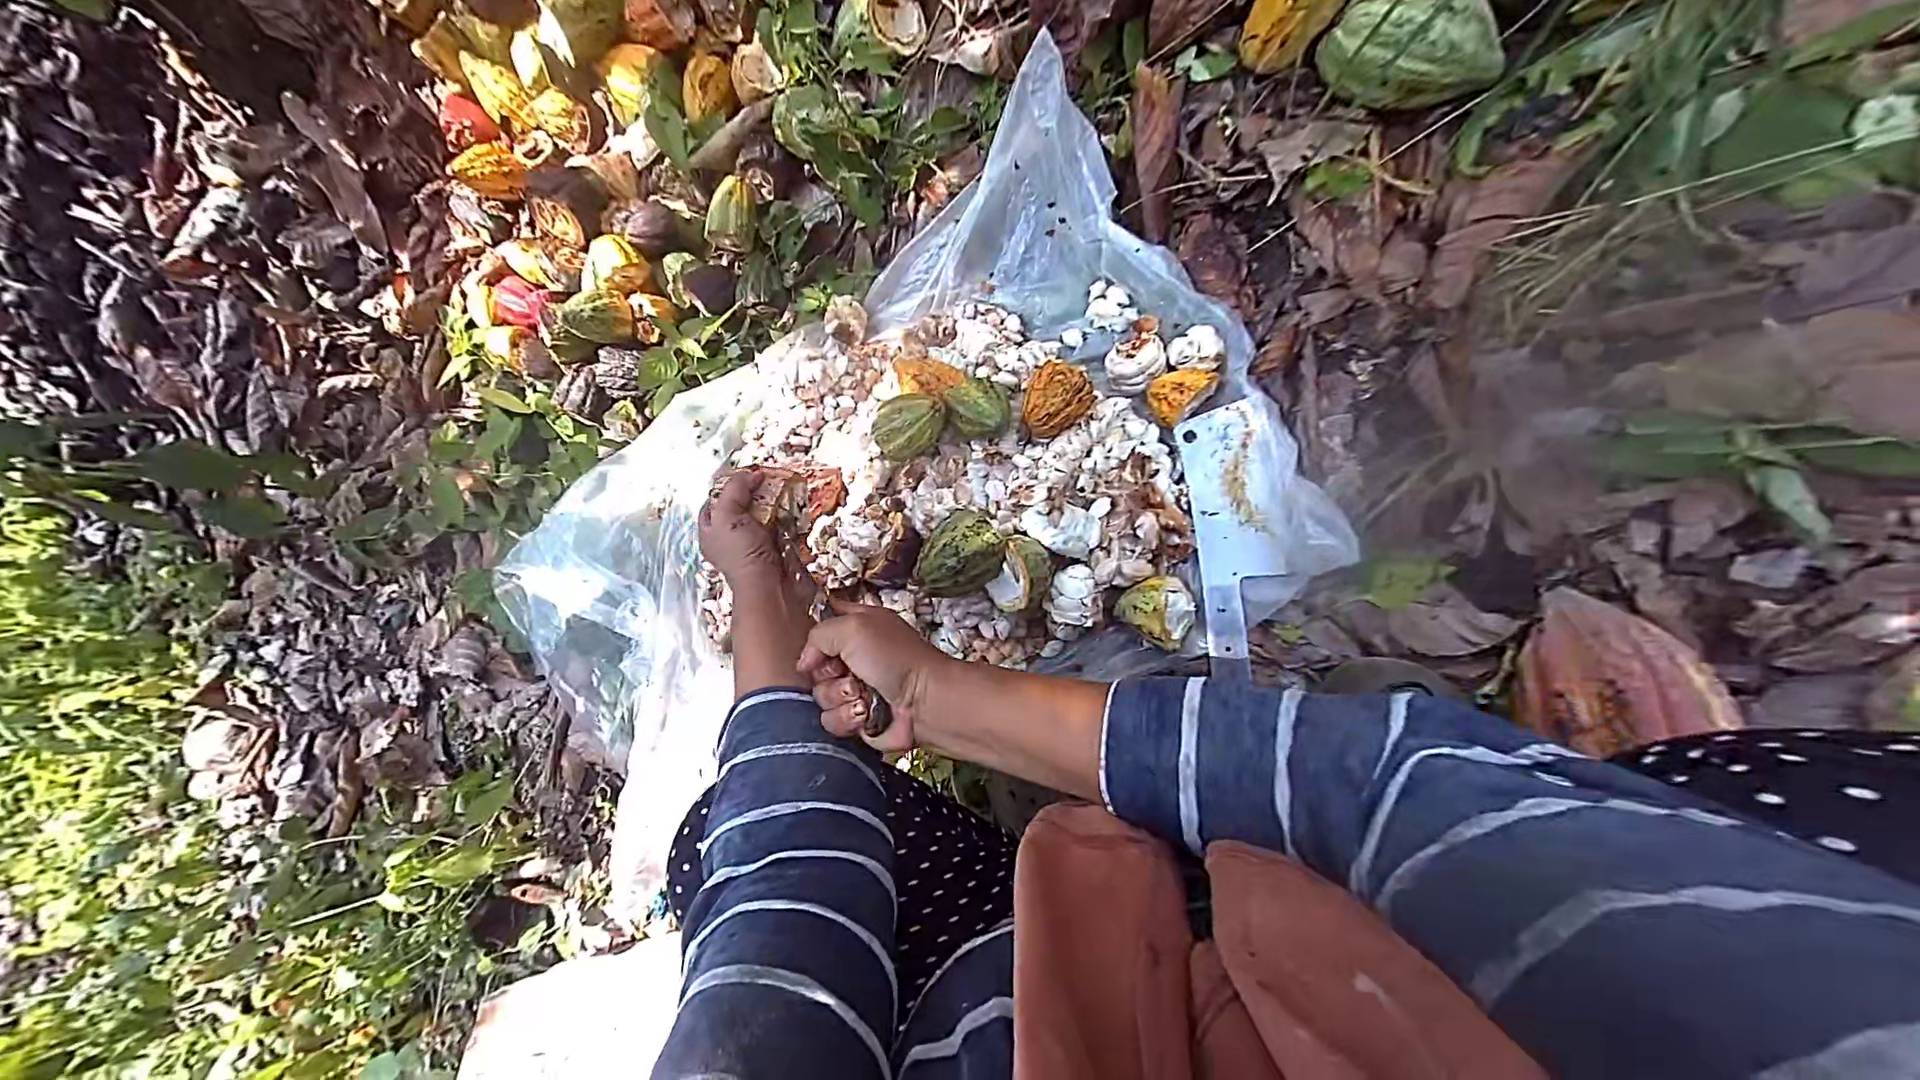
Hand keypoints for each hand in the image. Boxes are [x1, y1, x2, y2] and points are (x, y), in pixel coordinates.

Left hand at [699, 469, 784, 586]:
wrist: (769, 586)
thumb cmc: (741, 554)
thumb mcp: (728, 515)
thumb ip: (734, 490)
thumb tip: (750, 474)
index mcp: (710, 532)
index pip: (715, 501)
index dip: (727, 485)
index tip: (745, 474)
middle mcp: (730, 539)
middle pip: (739, 507)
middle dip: (752, 493)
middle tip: (766, 480)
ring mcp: (753, 545)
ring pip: (761, 516)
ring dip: (772, 504)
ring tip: (782, 490)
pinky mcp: (774, 551)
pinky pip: (780, 527)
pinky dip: (785, 517)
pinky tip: (791, 509)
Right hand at [799, 598, 955, 752]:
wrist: (924, 703)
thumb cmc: (894, 658)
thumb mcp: (854, 627)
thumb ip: (819, 634)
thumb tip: (805, 661)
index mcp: (857, 626)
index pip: (822, 623)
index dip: (815, 636)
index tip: (819, 646)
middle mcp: (853, 656)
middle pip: (814, 665)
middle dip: (827, 673)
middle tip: (847, 672)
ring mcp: (854, 688)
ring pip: (819, 695)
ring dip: (839, 697)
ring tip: (862, 695)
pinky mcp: (856, 717)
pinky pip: (830, 720)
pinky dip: (847, 718)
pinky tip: (866, 714)